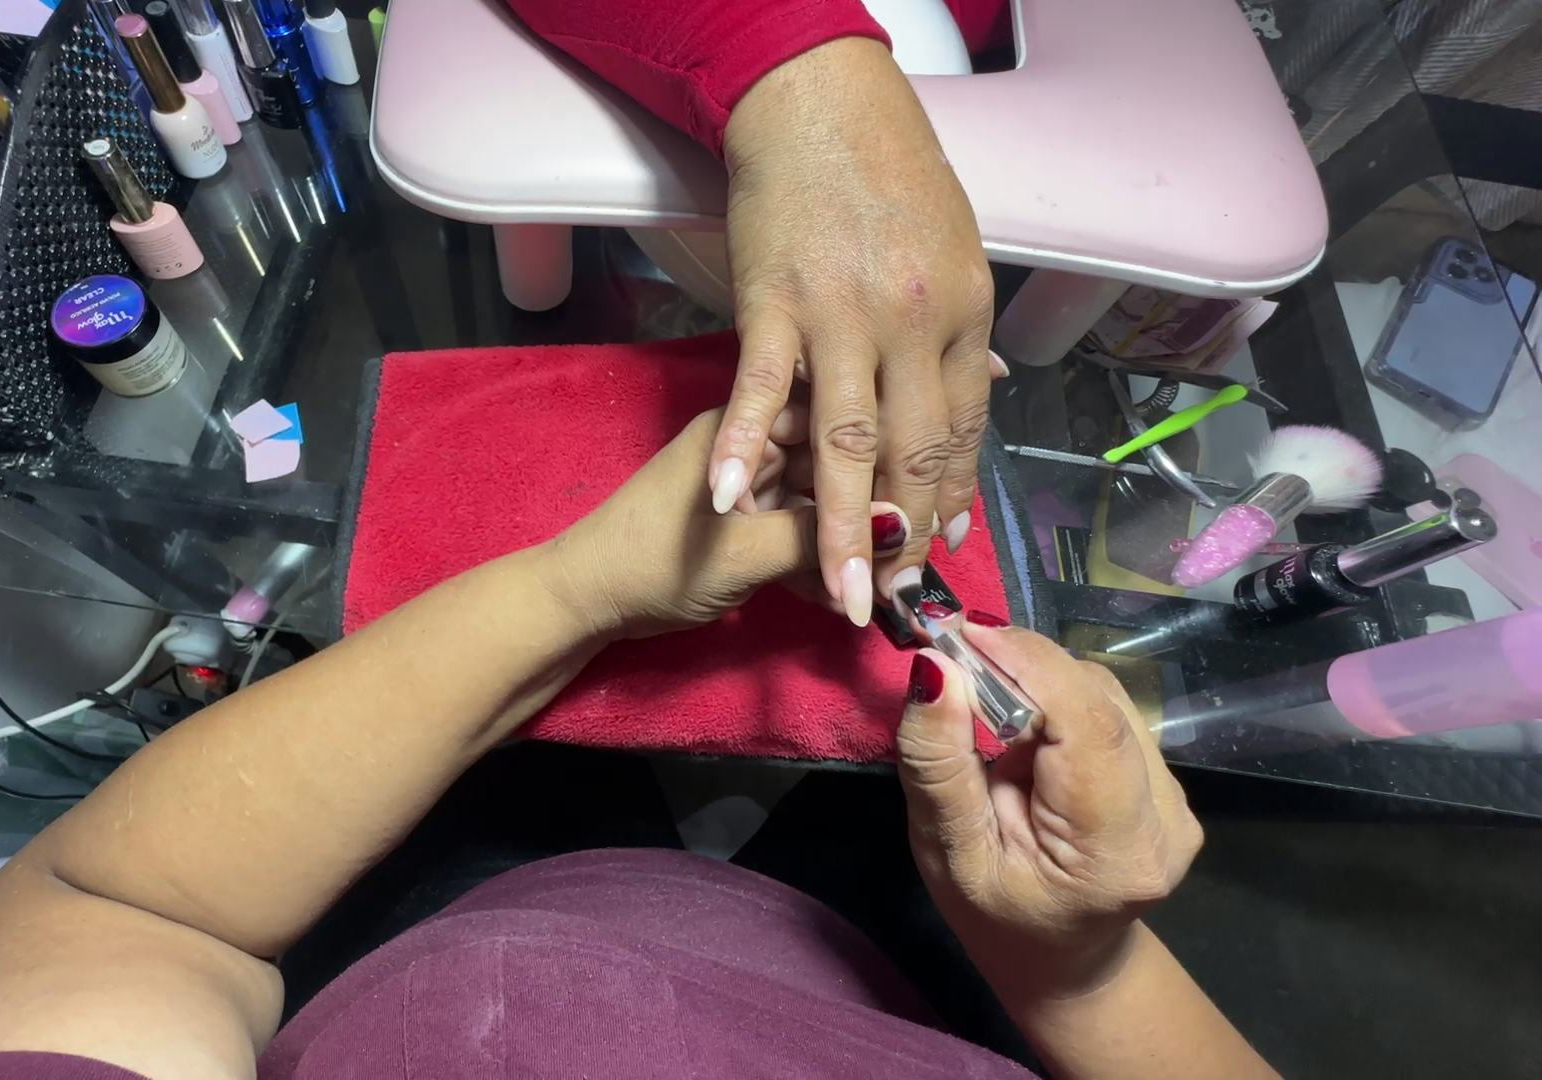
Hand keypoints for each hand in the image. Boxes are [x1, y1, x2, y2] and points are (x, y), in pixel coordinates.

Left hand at [545, 409, 905, 637]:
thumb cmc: (654, 563)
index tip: (927, 496)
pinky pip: (794, 534)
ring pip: (817, 507)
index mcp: (740, 424)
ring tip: (883, 587)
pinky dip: (814, 564)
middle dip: (869, 514)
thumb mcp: (741, 552)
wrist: (587, 602)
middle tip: (912, 556)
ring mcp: (746, 486)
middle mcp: (748, 445)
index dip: (882, 454)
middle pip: (831, 467)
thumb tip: (903, 528)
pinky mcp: (744, 524)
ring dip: (845, 548)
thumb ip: (819, 538)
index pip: (832, 418)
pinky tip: (842, 596)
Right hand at [717, 37, 999, 628]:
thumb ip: (961, 339)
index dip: (949, 500)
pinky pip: (758, 390)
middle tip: (898, 601)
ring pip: (844, 439)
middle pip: (912, 453)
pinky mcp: (772, 306)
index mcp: (962, 313)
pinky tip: (729, 503)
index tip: (937, 553)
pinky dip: (742, 448)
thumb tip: (976, 404)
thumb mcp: (954, 253)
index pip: (960, 431)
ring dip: (840, 528)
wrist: (817, 102)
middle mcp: (913, 322)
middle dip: (906, 539)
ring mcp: (839, 316)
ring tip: (844, 596)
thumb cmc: (885, 176)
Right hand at [894, 627, 1203, 1002]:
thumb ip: (938, 763)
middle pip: (1097, 699)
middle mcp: (1166, 815)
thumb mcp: (945, 849)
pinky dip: (1045, 689)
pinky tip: (1009, 710)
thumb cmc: (993, 914)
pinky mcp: (1160, 775)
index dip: (1027, 665)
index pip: (1088, 726)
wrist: (1062, 956)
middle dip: (1018, 661)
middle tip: (949, 654)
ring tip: (973, 686)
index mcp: (1114, 849)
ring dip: (1029, 673)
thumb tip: (934, 669)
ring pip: (1099, 692)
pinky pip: (1099, 705)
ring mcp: (1173, 794)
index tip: (959, 634)